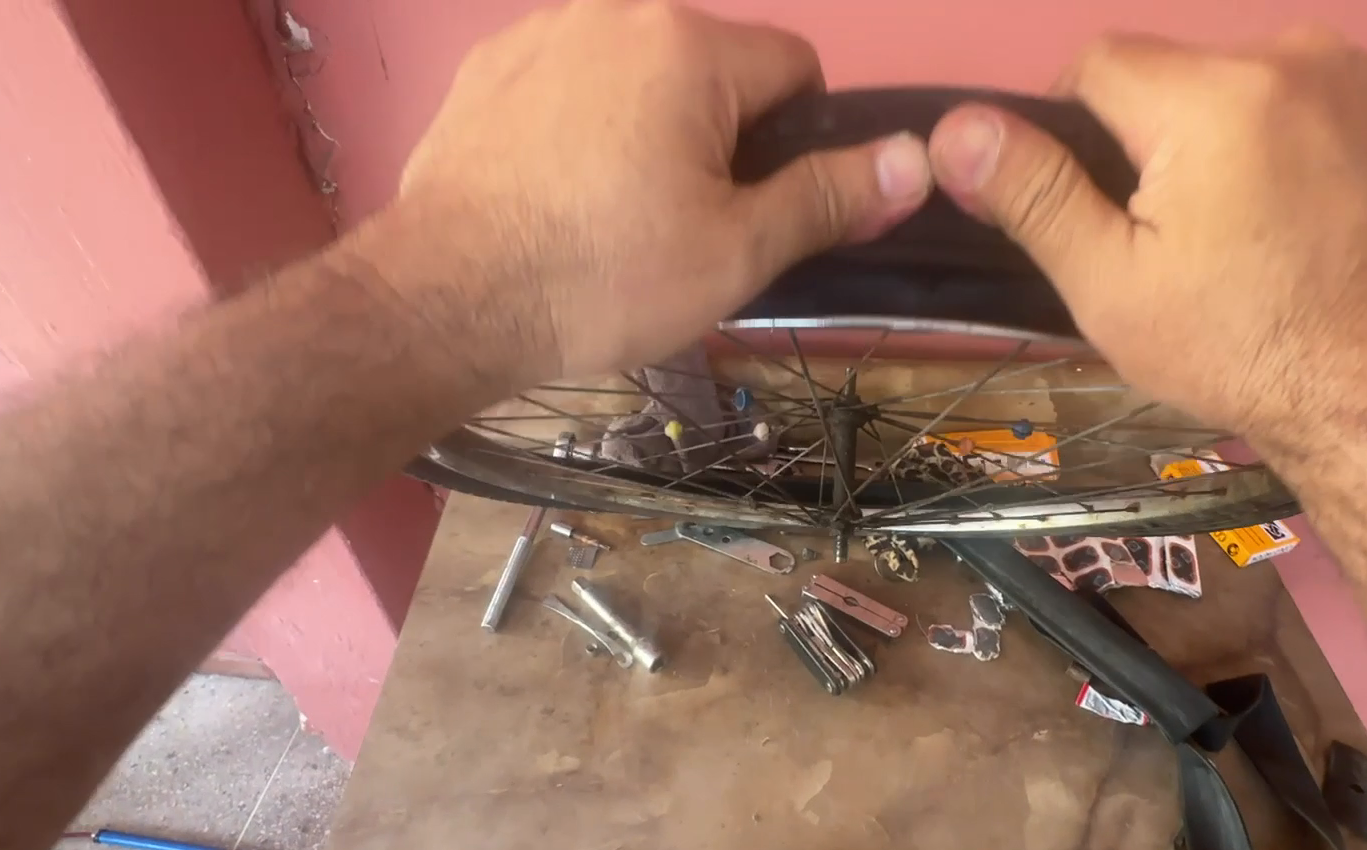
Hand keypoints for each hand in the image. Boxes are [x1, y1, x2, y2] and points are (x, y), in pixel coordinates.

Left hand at [355, 0, 931, 388]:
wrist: (450, 302)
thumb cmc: (608, 279)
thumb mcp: (737, 253)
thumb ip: (826, 199)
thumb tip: (915, 161)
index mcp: (688, 47)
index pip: (795, 69)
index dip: (803, 144)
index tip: (769, 210)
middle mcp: (613, 11)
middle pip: (715, 76)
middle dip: (726, 147)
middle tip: (692, 234)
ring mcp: (539, 36)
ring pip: (641, 85)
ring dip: (656, 142)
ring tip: (620, 227)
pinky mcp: (487, 75)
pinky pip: (573, 94)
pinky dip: (589, 139)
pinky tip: (563, 206)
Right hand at [926, 30, 1366, 449]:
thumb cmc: (1226, 346)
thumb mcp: (1107, 283)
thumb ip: (1034, 195)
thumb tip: (955, 130)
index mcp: (1212, 96)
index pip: (1094, 63)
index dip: (1060, 129)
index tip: (1076, 207)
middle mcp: (1295, 53)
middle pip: (1166, 78)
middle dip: (1137, 145)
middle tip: (1147, 242)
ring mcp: (1359, 78)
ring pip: (1230, 90)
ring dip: (1201, 144)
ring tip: (1217, 240)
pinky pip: (1295, 106)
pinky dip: (1266, 149)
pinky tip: (1277, 226)